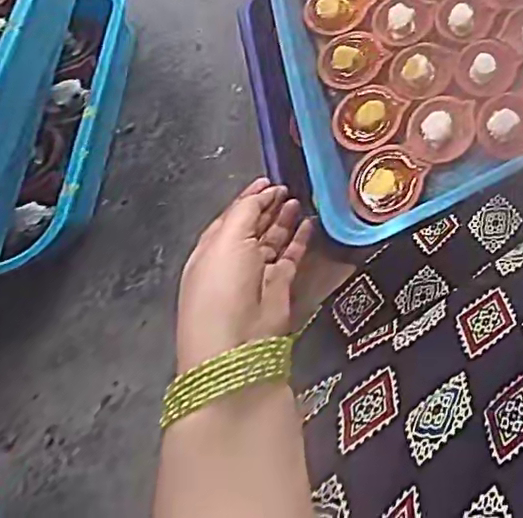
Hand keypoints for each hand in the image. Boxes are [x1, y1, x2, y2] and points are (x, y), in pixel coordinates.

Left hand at [175, 178, 312, 371]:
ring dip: (285, 218)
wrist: (237, 342)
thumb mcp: (227, 240)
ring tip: (299, 199)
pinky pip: (292, 254)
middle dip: (268, 205)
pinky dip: (301, 238)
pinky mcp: (280, 283)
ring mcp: (257, 272)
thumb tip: (264, 192)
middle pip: (253, 225)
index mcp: (212, 248)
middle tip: (288, 187)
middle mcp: (234, 259)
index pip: (232, 215)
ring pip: (274, 238)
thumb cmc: (223, 285)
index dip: (250, 197)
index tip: (269, 180)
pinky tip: (310, 221)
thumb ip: (246, 210)